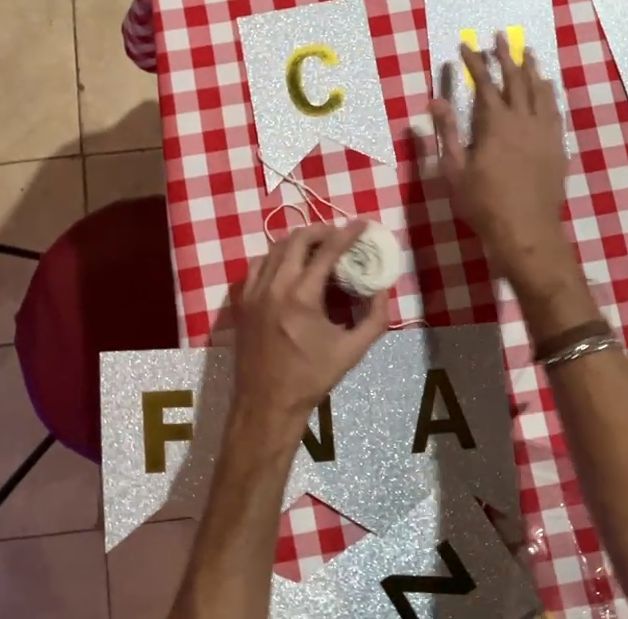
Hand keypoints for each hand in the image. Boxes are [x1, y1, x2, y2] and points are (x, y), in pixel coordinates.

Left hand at [231, 222, 392, 437]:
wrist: (267, 403)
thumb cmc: (311, 377)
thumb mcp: (353, 351)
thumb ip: (375, 317)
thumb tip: (384, 288)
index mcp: (302, 297)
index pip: (327, 250)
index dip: (347, 233)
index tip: (362, 224)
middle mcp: (275, 286)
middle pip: (298, 239)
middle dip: (321, 231)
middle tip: (338, 235)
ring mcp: (254, 291)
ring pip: (275, 248)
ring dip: (298, 241)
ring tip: (316, 246)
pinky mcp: (243, 300)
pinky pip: (257, 264)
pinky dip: (275, 256)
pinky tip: (288, 264)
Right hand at [431, 33, 577, 302]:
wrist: (527, 231)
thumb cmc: (483, 203)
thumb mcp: (453, 170)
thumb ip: (446, 132)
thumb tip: (436, 100)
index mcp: (494, 124)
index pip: (483, 83)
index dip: (474, 62)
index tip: (466, 45)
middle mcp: (522, 120)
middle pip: (515, 80)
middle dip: (506, 56)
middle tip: (501, 37)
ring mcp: (544, 132)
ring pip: (540, 91)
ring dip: (532, 69)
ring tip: (528, 52)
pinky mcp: (557, 146)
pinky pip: (555, 111)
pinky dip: (550, 94)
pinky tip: (549, 87)